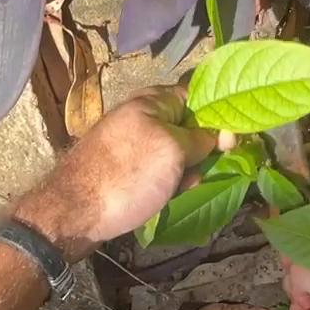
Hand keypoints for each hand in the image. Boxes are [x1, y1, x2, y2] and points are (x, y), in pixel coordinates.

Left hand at [11, 87, 229, 258]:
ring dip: (189, 169)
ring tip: (185, 187)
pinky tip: (171, 195)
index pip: (198, 96)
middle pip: (190, 126)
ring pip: (178, 152)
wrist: (74, 213)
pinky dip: (171, 181)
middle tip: (209, 168)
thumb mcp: (172, 150)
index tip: (235, 139)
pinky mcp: (128, 168)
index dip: (219, 115)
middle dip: (205, 148)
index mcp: (153, 101)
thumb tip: (223, 132)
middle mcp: (143, 116)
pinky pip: (161, 168)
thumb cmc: (126, 176)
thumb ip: (201, 138)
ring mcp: (134, 144)